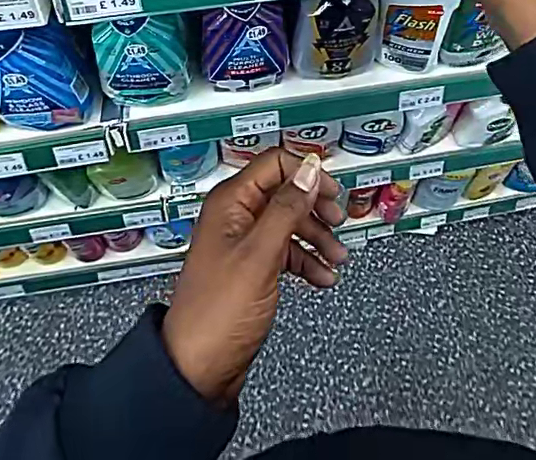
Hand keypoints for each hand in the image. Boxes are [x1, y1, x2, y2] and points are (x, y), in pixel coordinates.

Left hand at [162, 149, 346, 404]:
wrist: (198, 371)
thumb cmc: (217, 313)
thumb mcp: (260, 254)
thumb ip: (287, 208)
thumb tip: (309, 170)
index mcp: (231, 202)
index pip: (274, 164)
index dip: (305, 172)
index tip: (330, 189)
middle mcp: (237, 215)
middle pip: (286, 192)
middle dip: (315, 206)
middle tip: (337, 220)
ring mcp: (245, 242)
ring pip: (290, 222)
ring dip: (317, 237)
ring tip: (337, 256)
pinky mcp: (253, 267)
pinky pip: (287, 251)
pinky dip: (307, 261)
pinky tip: (323, 276)